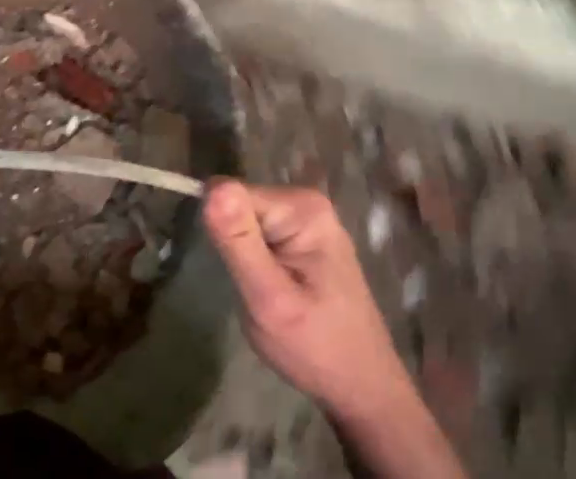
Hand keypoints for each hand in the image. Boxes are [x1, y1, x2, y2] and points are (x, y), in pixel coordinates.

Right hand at [203, 180, 415, 424]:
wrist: (361, 387)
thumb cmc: (316, 348)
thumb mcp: (269, 299)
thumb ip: (239, 242)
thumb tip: (213, 187)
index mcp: (301, 209)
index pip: (227, 193)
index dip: (220, 231)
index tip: (234, 268)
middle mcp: (306, 203)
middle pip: (236, 203)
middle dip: (231, 242)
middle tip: (251, 285)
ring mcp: (307, 219)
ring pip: (241, 218)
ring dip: (240, 253)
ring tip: (259, 288)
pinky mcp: (302, 236)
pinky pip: (255, 231)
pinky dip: (251, 258)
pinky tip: (269, 284)